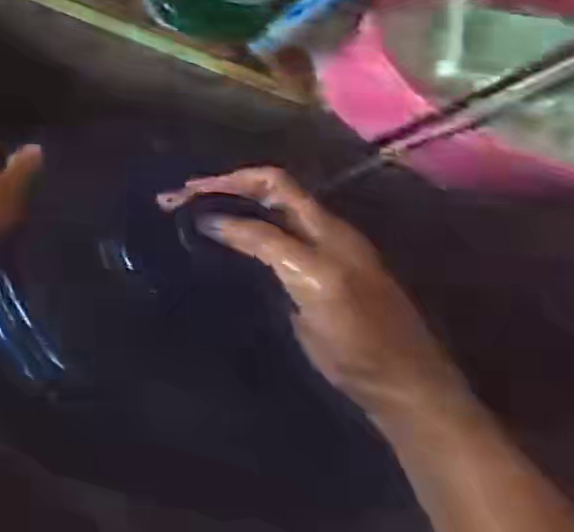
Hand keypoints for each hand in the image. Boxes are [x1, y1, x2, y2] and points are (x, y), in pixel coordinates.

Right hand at [157, 167, 469, 421]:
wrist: (403, 394)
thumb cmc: (363, 336)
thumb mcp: (315, 281)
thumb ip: (265, 242)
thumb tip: (207, 217)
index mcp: (327, 228)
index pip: (271, 182)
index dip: (228, 180)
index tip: (185, 192)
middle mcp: (318, 235)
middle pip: (260, 197)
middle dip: (214, 194)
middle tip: (170, 204)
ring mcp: (311, 260)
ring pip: (257, 220)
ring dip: (217, 215)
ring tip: (180, 221)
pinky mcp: (301, 283)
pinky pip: (259, 246)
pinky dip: (228, 238)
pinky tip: (208, 247)